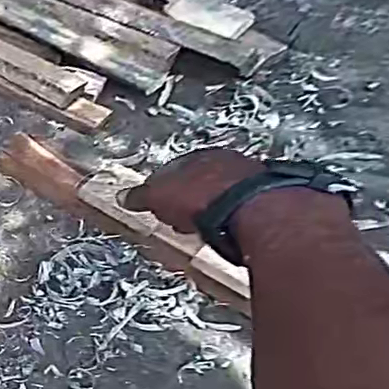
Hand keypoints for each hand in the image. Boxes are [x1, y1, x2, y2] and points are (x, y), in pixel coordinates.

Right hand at [121, 148, 265, 233]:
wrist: (253, 211)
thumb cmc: (205, 197)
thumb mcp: (159, 197)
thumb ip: (140, 196)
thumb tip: (123, 196)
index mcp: (199, 156)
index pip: (174, 168)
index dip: (161, 187)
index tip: (155, 201)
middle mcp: (227, 162)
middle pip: (200, 181)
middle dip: (186, 199)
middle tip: (175, 217)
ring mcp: (249, 182)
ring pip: (221, 195)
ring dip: (208, 210)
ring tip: (197, 229)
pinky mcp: (266, 203)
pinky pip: (238, 212)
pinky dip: (227, 221)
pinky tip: (220, 233)